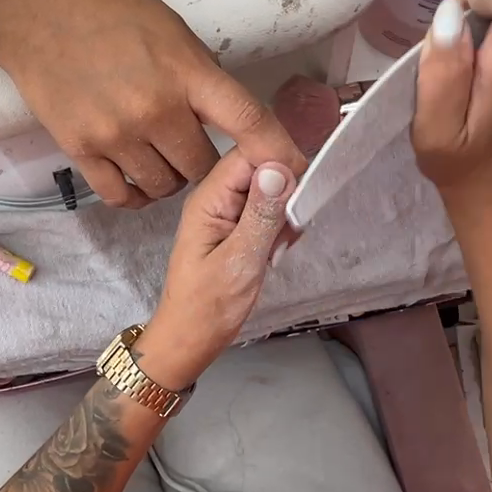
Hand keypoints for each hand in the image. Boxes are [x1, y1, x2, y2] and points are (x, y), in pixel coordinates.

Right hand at [0, 0, 305, 208]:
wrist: (33, 12)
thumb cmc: (103, 10)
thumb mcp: (168, 28)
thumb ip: (198, 76)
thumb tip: (221, 118)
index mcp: (185, 72)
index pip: (248, 122)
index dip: (279, 153)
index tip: (296, 174)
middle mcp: (155, 110)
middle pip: (203, 169)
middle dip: (205, 166)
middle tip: (191, 148)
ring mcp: (116, 135)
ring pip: (164, 188)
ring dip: (169, 180)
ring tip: (157, 157)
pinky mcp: (82, 151)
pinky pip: (122, 196)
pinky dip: (136, 195)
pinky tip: (136, 181)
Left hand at [135, 153, 295, 388]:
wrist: (189, 339)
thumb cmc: (207, 308)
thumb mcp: (240, 262)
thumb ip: (261, 215)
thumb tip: (279, 168)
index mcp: (208, 199)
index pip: (248, 152)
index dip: (281, 161)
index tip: (302, 192)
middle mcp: (216, 198)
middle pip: (262, 166)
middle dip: (288, 190)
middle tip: (289, 229)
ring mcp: (226, 213)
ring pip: (270, 190)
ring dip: (286, 213)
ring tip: (279, 247)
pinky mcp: (238, 228)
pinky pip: (267, 212)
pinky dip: (281, 227)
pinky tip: (276, 252)